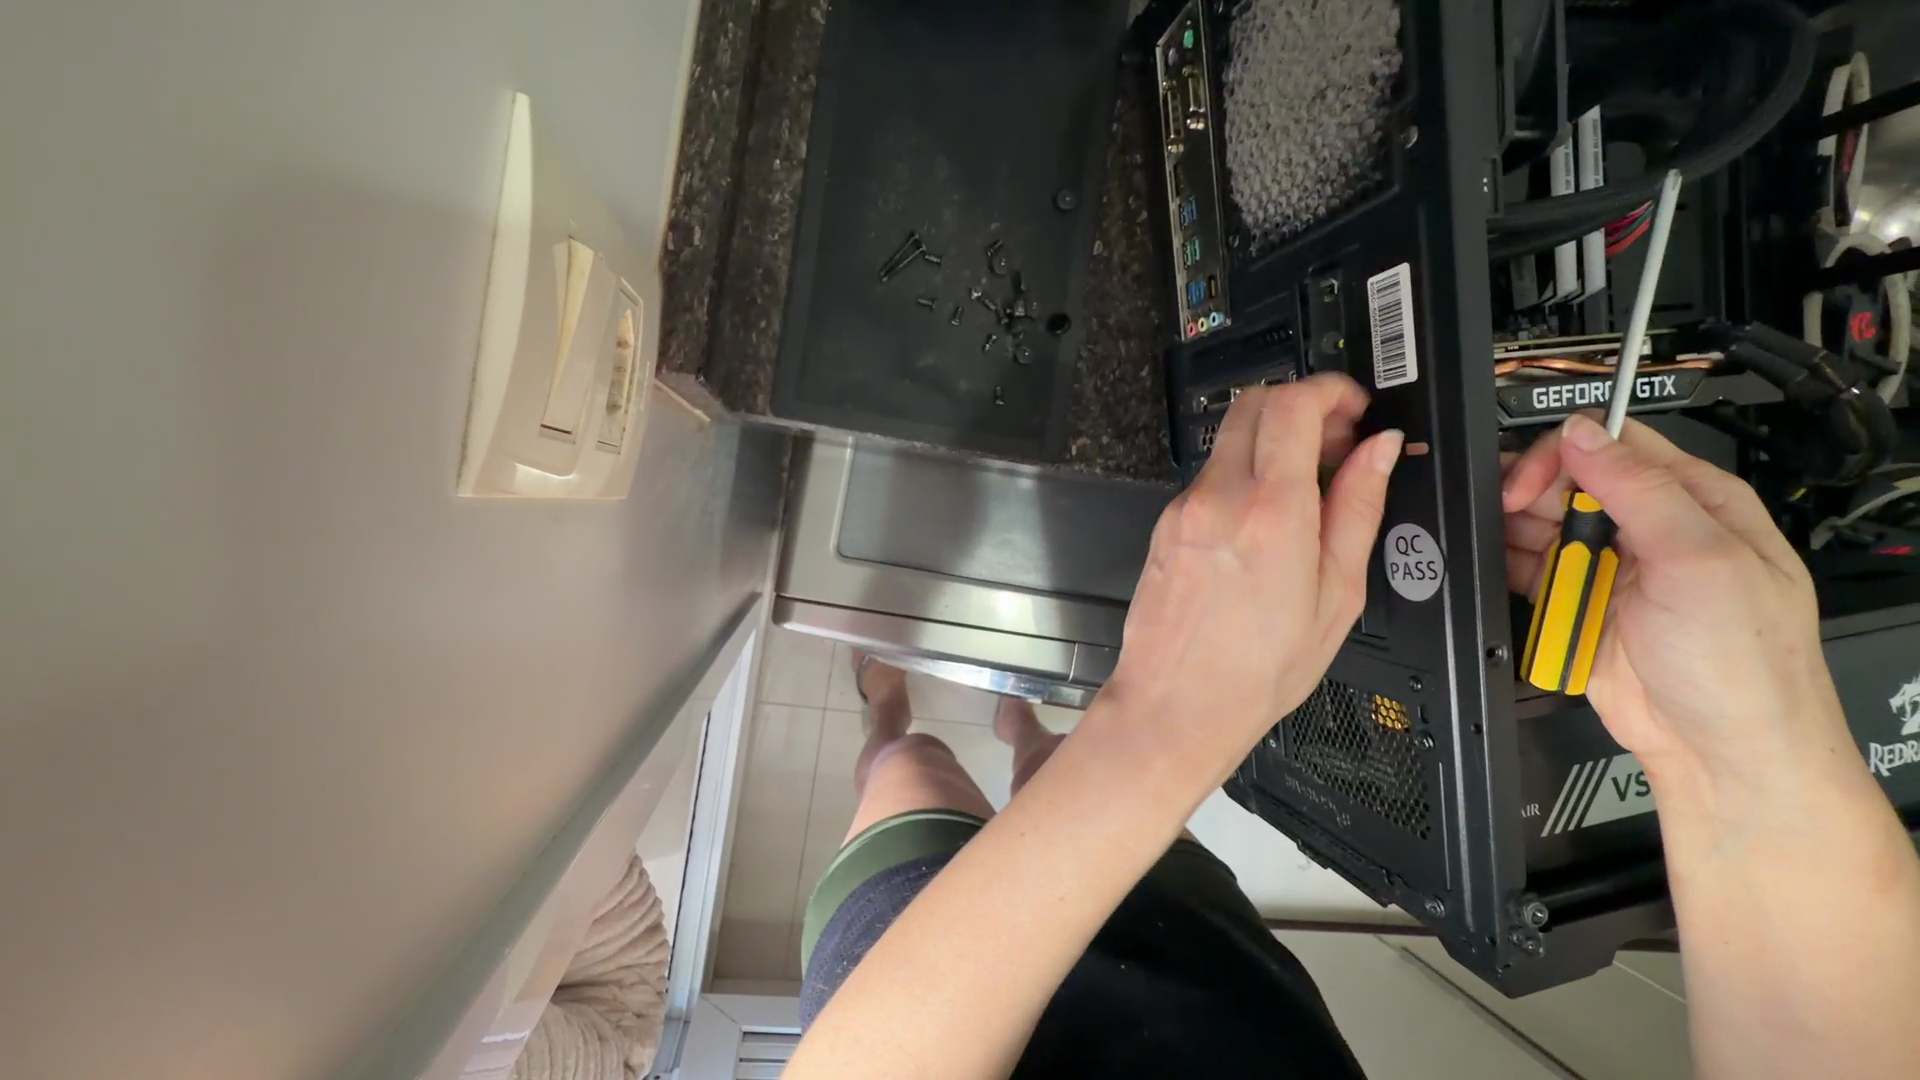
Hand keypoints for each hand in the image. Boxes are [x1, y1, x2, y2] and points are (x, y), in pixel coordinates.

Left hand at [1104, 374, 1402, 783]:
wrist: (1176, 703)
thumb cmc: (1259, 668)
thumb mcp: (1336, 593)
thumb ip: (1357, 509)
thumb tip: (1378, 450)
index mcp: (1270, 510)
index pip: (1293, 404)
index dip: (1331, 390)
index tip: (1354, 410)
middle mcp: (1218, 497)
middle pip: (1253, 404)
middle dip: (1300, 407)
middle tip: (1335, 446)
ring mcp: (1183, 508)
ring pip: (1228, 440)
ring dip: (1270, 444)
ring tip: (1305, 493)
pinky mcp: (1165, 524)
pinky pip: (1208, 477)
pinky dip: (1241, 477)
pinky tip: (1263, 523)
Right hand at [1503, 414, 1851, 790]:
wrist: (1715, 749)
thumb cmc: (1741, 665)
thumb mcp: (1700, 560)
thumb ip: (1638, 490)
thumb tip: (1583, 434)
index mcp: (1691, 502)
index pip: (1610, 447)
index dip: (1558, 456)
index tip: (1523, 486)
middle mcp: (1643, 529)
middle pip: (1560, 483)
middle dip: (1523, 495)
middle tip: (1503, 516)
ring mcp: (1602, 567)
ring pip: (1532, 524)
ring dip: (1507, 531)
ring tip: (1500, 549)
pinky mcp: (1569, 602)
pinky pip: (1519, 570)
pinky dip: (1499, 567)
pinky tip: (1492, 568)